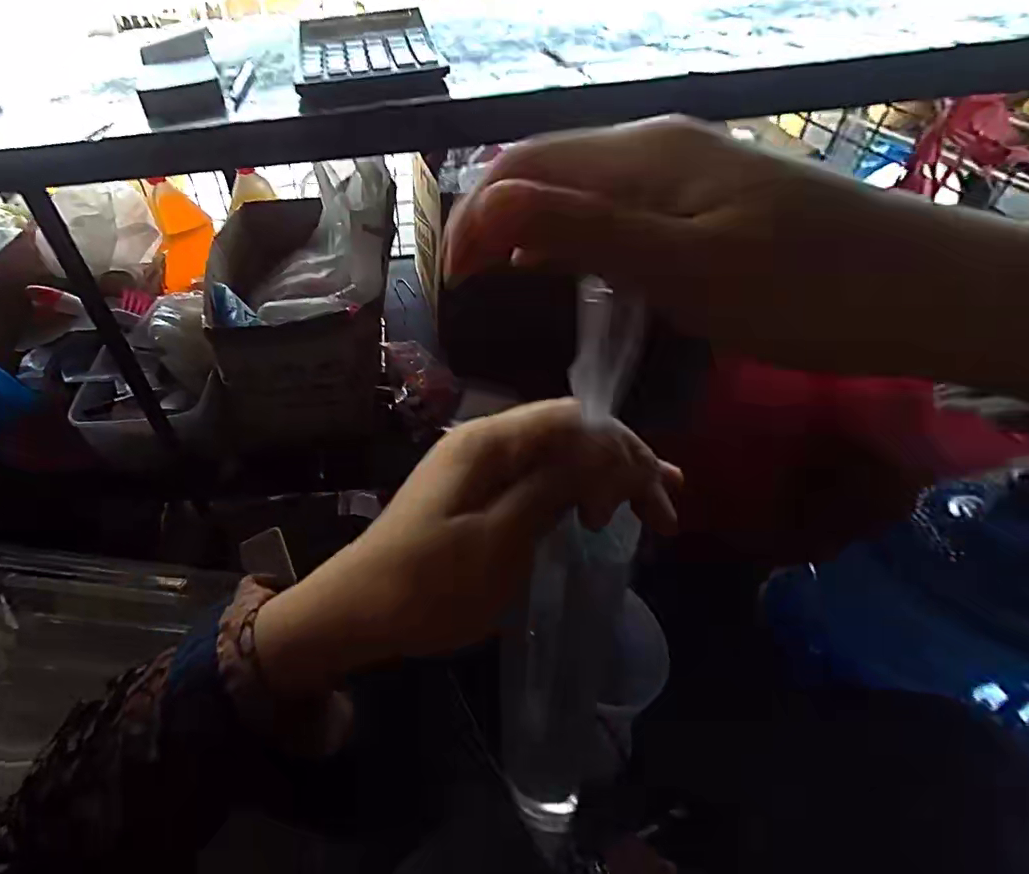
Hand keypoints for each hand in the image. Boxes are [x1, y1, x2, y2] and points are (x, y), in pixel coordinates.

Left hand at [253, 400, 675, 696]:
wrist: (360, 609)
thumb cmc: (428, 584)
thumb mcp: (499, 542)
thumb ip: (551, 489)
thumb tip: (606, 450)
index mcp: (487, 443)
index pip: (572, 418)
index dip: (621, 448)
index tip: (651, 500)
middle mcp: (482, 442)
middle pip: (567, 433)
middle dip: (621, 463)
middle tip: (667, 511)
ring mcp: (476, 466)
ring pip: (554, 456)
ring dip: (603, 478)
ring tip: (654, 508)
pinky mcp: (473, 492)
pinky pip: (532, 479)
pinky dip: (571, 492)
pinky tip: (598, 509)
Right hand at [443, 116, 1028, 406]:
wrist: (939, 295)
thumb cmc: (811, 292)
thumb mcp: (686, 269)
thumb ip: (583, 230)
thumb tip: (487, 202)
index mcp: (642, 154)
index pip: (521, 167)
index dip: (473, 216)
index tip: (454, 281)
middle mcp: (650, 145)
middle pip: (540, 168)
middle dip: (489, 218)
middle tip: (468, 285)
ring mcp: (675, 169)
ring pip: (570, 186)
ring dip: (522, 225)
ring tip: (498, 277)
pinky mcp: (695, 198)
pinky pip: (605, 206)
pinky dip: (565, 234)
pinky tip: (561, 266)